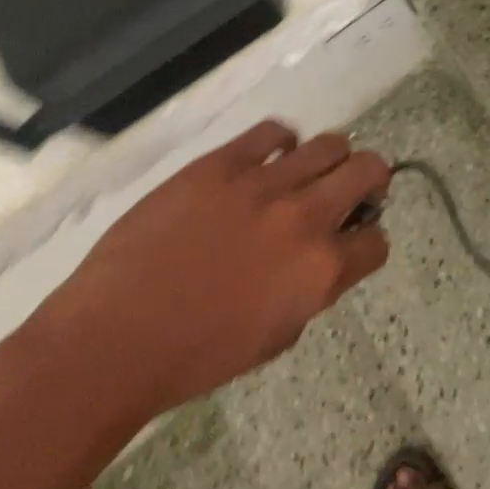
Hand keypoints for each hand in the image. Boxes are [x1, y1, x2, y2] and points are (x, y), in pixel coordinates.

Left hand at [43, 121, 391, 415]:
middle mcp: (305, 217)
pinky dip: (281, 143)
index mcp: (322, 270)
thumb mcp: (277, 337)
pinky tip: (266, 161)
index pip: (377, 241)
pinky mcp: (221, 164)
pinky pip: (272, 131)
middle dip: (369, 183)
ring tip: (304, 175)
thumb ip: (311, 291)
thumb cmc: (196, 356)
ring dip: (329, 160)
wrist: (112, 339)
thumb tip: (321, 259)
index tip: (350, 243)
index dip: (367, 242)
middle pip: (369, 171)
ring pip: (329, 144)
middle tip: (346, 196)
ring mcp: (263, 184)